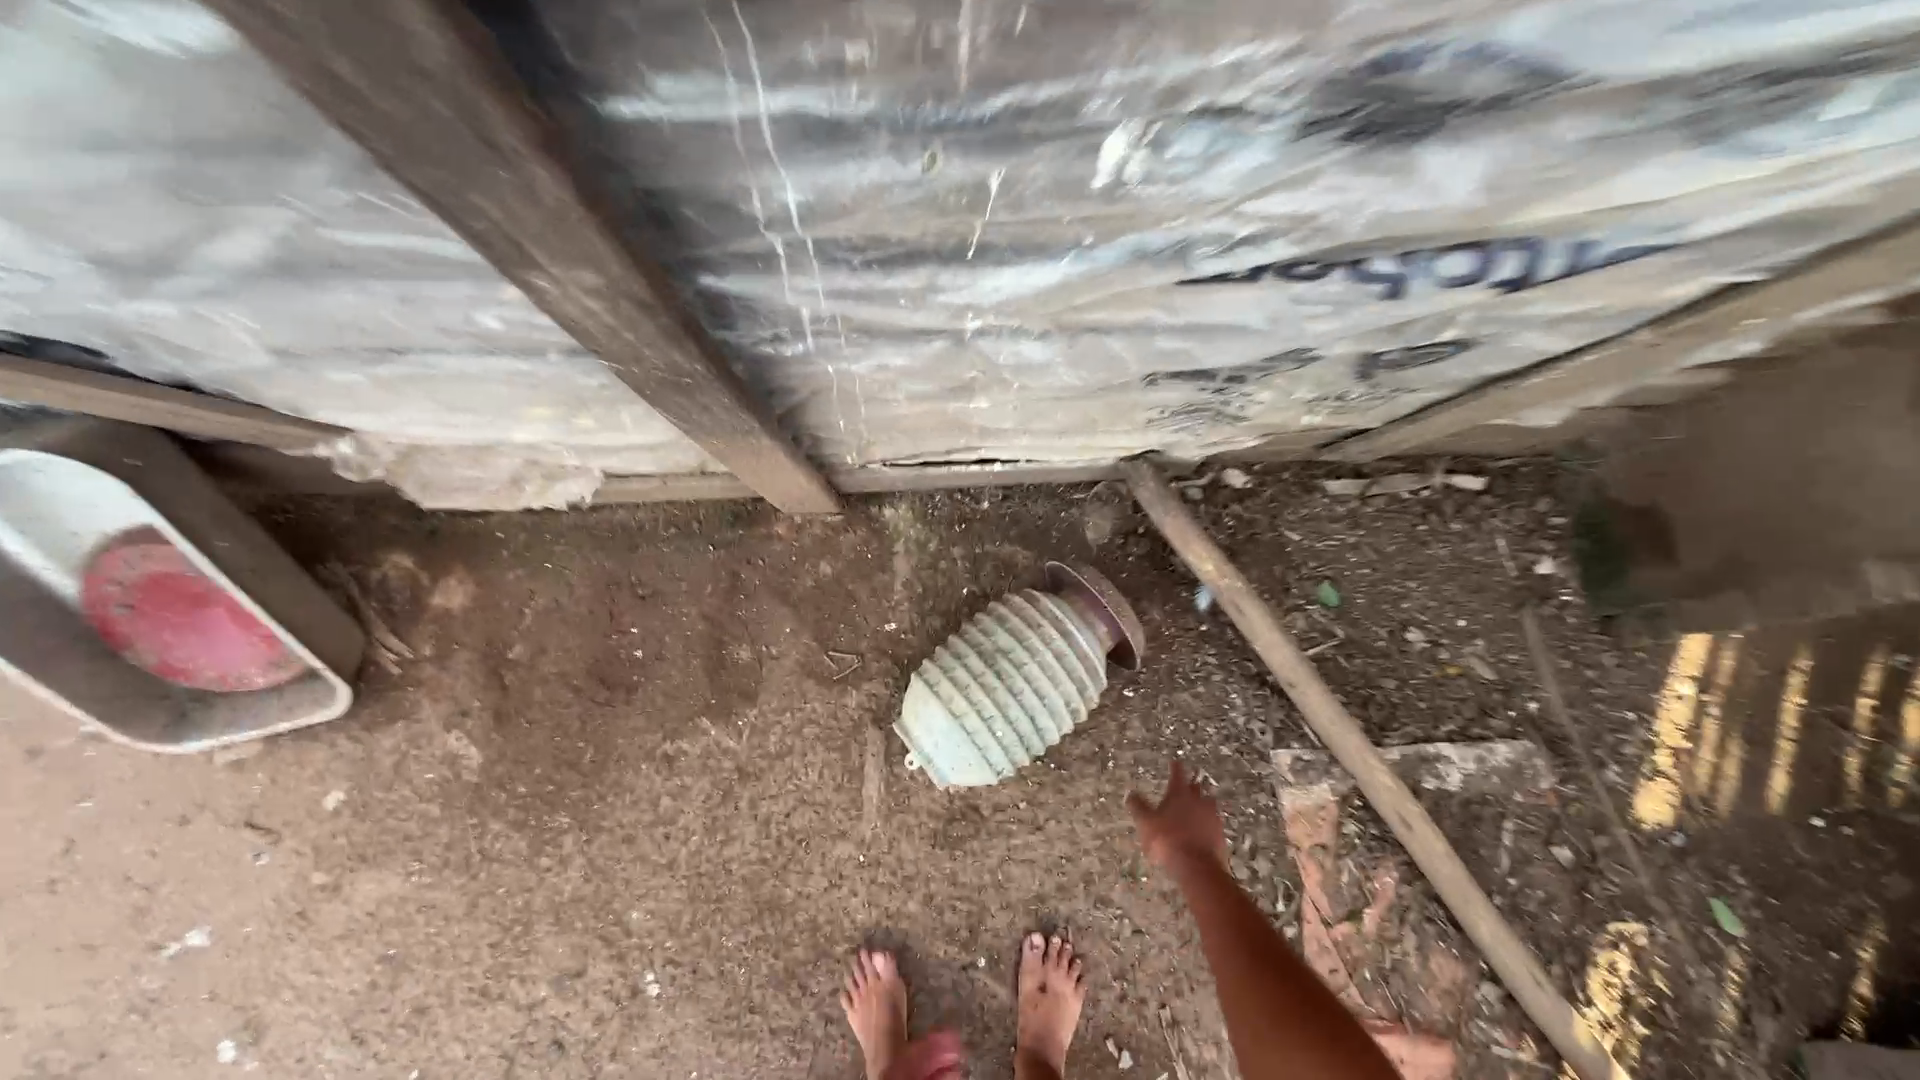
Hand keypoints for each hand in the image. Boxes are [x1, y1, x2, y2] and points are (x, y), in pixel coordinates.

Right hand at [1127, 761, 1227, 872]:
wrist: (1197, 867)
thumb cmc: (1167, 840)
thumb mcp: (1146, 823)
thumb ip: (1138, 807)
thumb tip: (1130, 793)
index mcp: (1179, 793)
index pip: (1178, 773)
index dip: (1175, 767)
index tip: (1175, 761)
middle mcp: (1199, 800)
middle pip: (1196, 786)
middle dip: (1191, 783)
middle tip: (1186, 783)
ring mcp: (1212, 816)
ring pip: (1208, 803)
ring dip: (1202, 802)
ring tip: (1196, 806)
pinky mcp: (1220, 833)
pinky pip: (1212, 822)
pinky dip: (1206, 822)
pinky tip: (1202, 828)